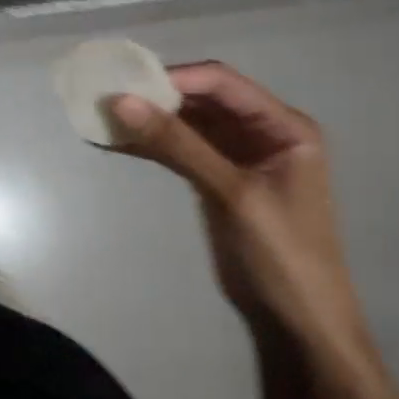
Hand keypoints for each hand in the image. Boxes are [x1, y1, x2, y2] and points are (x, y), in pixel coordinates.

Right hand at [109, 63, 366, 350]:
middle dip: (155, 96)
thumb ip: (178, 144)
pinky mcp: (215, 179)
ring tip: (99, 115)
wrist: (299, 320)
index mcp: (284, 126)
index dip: (174, 78)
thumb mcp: (233, 193)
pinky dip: (147, 145)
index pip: (222, 82)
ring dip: (146, 120)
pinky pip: (177, 149)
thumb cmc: (283, 252)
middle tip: (104, 95)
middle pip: (200, 98)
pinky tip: (112, 143)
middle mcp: (262, 132)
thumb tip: (119, 101)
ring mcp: (237, 156)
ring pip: (184, 123)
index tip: (125, 84)